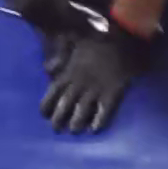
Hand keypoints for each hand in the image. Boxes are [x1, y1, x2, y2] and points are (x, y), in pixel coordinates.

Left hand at [41, 16, 151, 132]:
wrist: (123, 37)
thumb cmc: (98, 39)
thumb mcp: (74, 42)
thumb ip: (60, 57)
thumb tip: (46, 69)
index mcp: (70, 71)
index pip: (54, 91)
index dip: (47, 104)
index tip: (44, 115)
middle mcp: (80, 82)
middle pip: (66, 104)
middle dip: (59, 118)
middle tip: (56, 130)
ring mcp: (96, 88)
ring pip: (82, 110)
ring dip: (77, 122)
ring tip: (74, 131)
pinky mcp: (112, 92)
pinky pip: (104, 110)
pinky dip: (99, 121)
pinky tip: (95, 130)